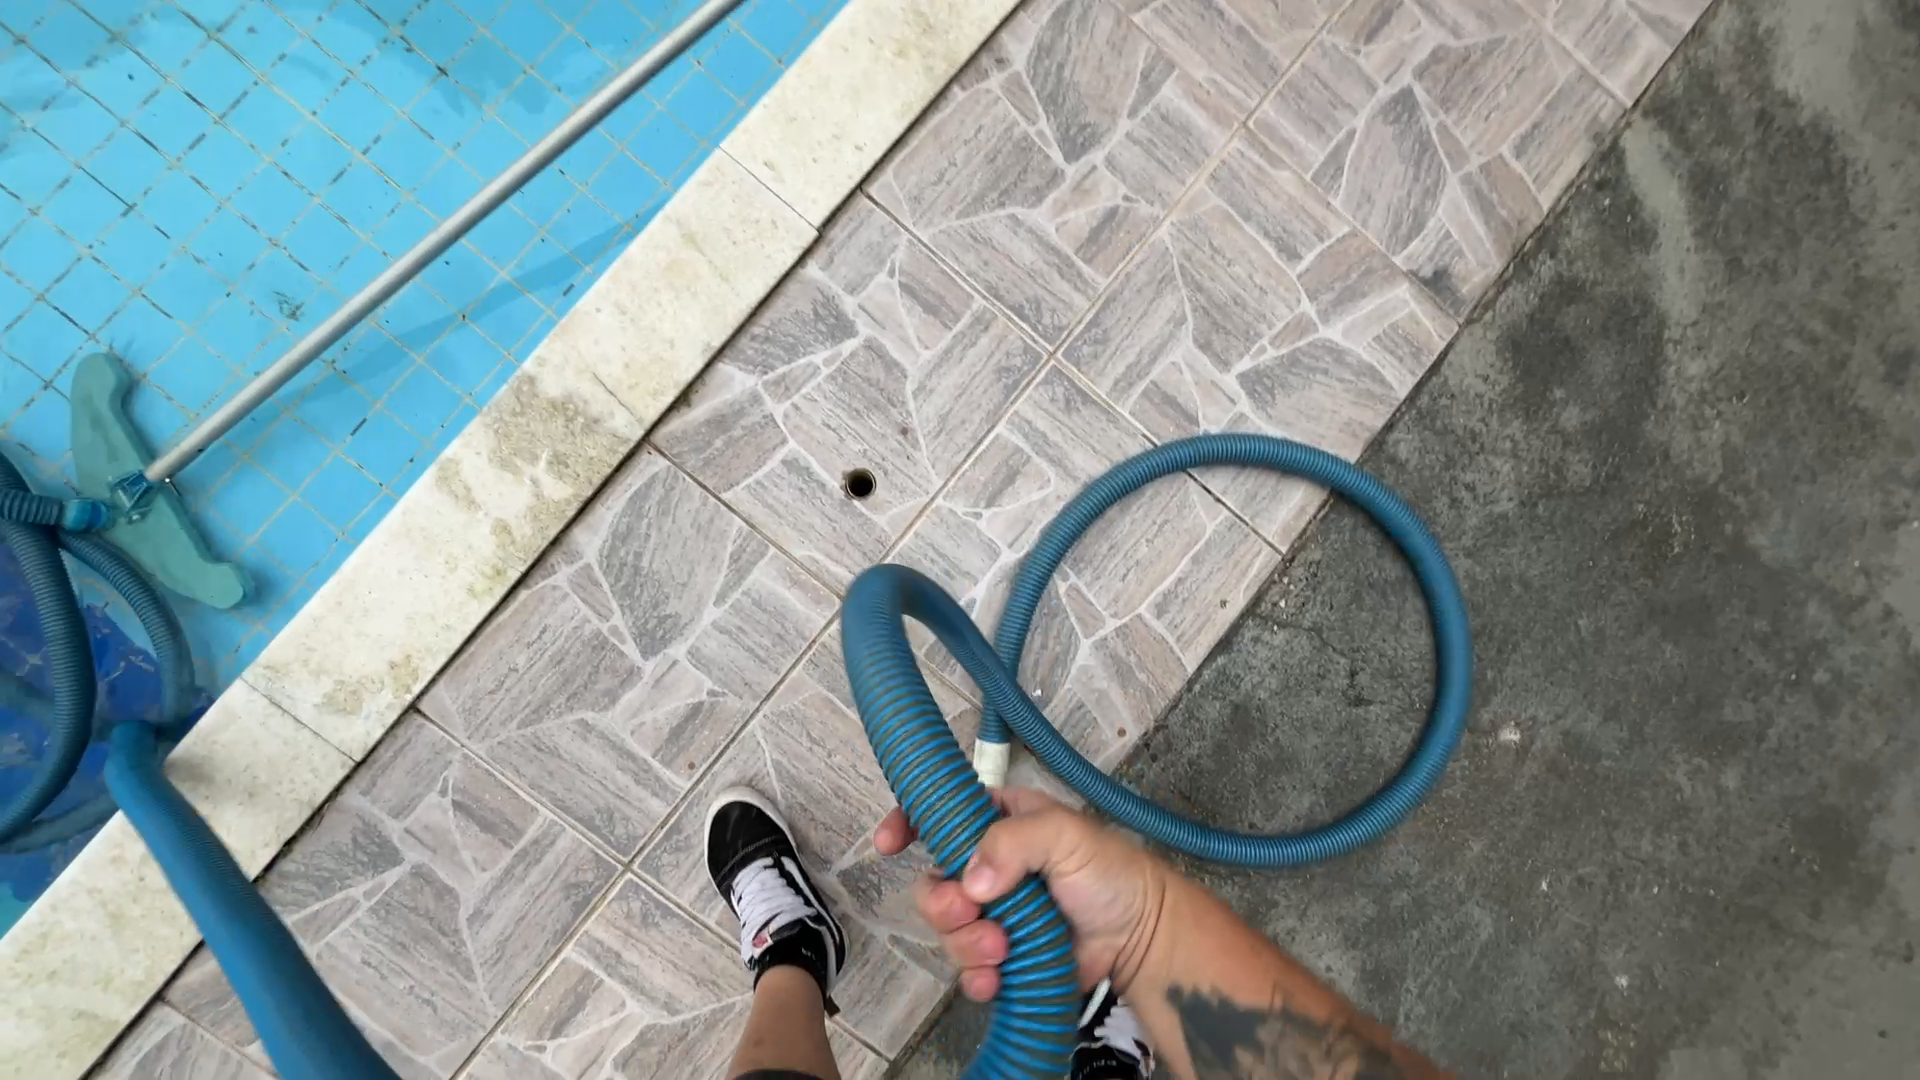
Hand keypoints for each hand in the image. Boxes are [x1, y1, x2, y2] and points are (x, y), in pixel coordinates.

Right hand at [874, 787, 1169, 1001]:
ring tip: (1002, 948)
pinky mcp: (1002, 956)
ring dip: (965, 942)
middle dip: (942, 902)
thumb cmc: (1108, 870)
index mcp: (998, 822)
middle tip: (970, 910)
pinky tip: (997, 977)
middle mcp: (988, 865)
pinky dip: (975, 976)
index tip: (888, 843)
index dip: (908, 822)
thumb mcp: (1065, 834)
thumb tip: (970, 880)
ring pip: (946, 927)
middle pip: (934, 880)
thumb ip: (1013, 841)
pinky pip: (967, 969)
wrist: (1141, 937)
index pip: (940, 814)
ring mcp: (993, 913)